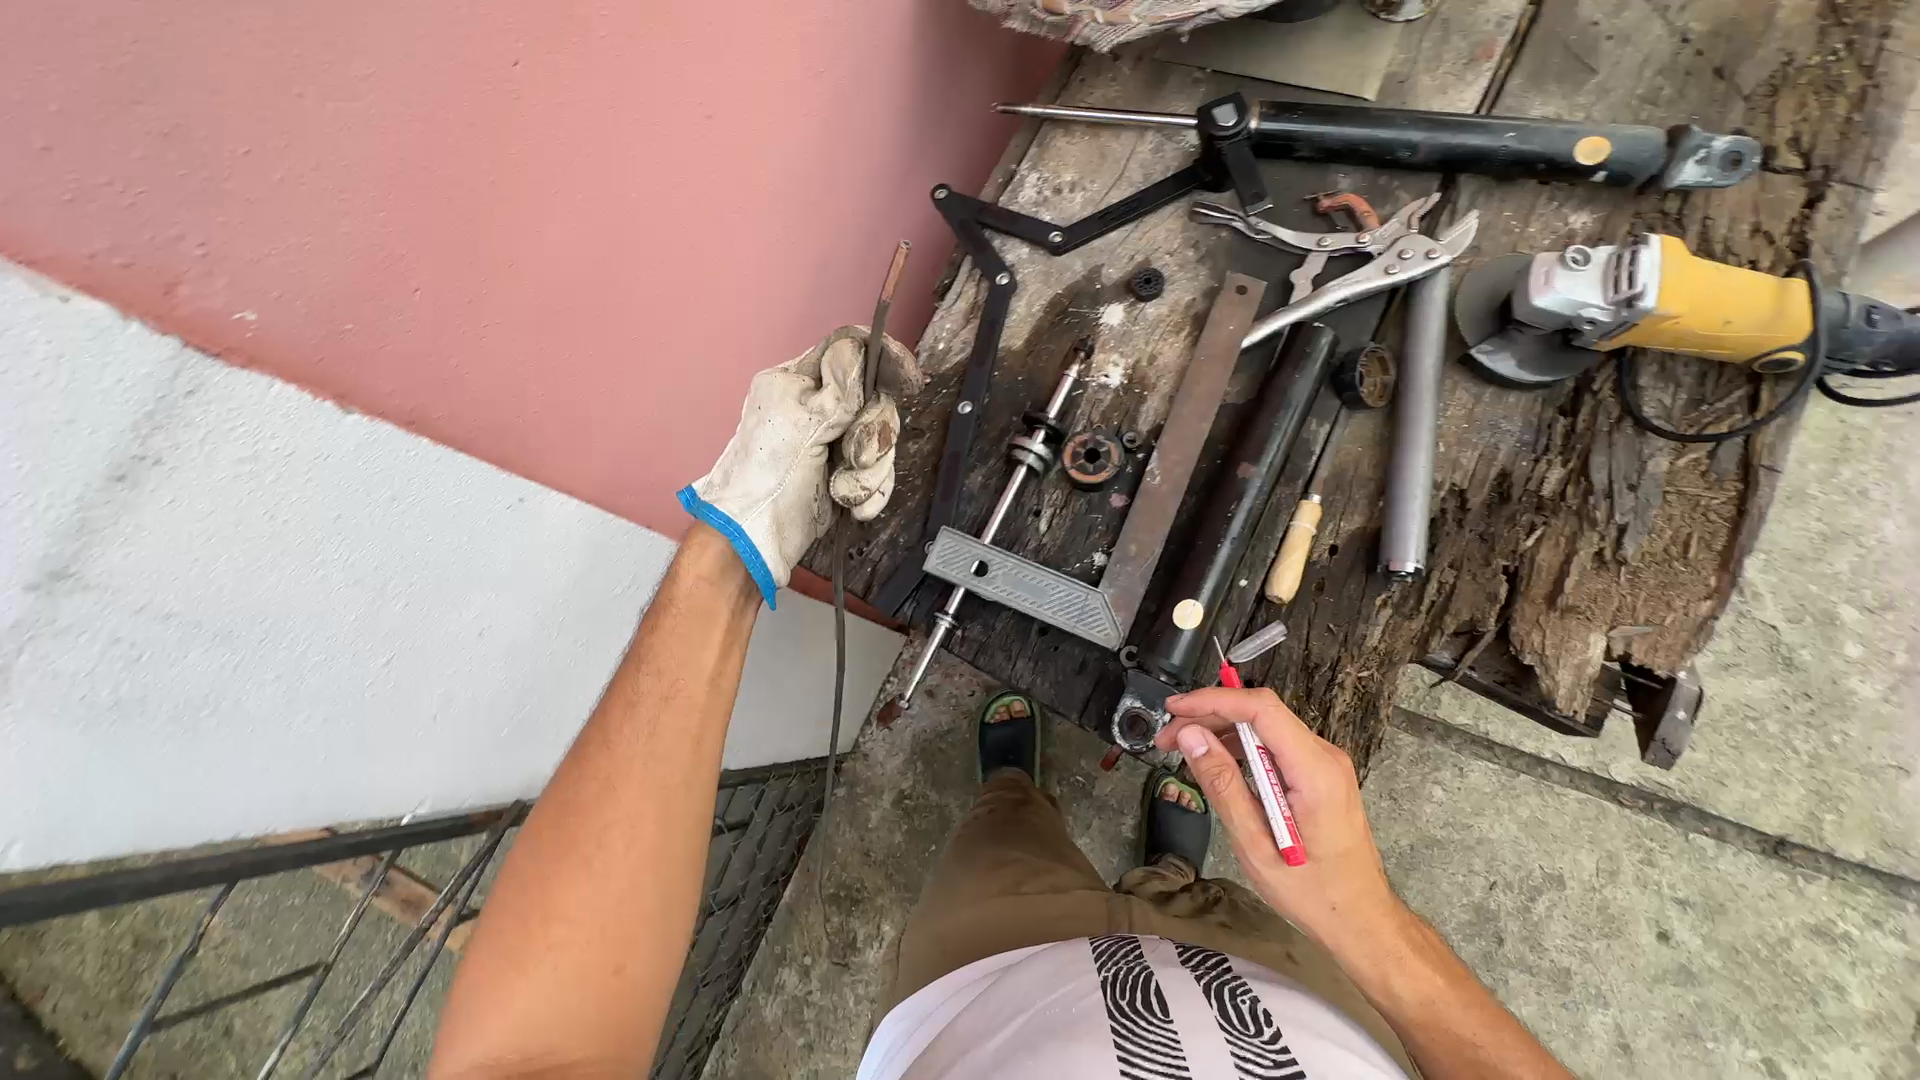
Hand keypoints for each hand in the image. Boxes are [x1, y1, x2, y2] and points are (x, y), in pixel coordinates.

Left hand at [678, 326, 920, 605]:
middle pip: (874, 400)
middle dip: (872, 434)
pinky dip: (870, 493)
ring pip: (880, 440)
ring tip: (846, 492)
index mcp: (797, 382)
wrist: (755, 541)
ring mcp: (832, 444)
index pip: (847, 351)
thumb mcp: (803, 423)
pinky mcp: (845, 477)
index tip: (908, 377)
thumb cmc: (767, 477)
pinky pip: (878, 473)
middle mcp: (816, 408)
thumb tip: (859, 343)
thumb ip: (840, 386)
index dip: (882, 358)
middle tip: (856, 457)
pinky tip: (856, 509)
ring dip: (870, 471)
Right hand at [1153, 686, 1407, 948]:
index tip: (1174, 708)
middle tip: (1167, 738)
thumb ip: (1223, 786)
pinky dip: (1239, 745)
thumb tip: (1191, 737)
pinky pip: (1274, 744)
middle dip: (1209, 716)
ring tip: (1182, 749)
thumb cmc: (1313, 893)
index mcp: (1315, 772)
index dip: (1213, 700)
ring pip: (1265, 726)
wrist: (1363, 920)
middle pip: (1261, 713)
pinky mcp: (1319, 774)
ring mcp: (1325, 763)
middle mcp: (1325, 757)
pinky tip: (1214, 761)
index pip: (1262, 709)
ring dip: (1221, 730)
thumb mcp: (1256, 846)